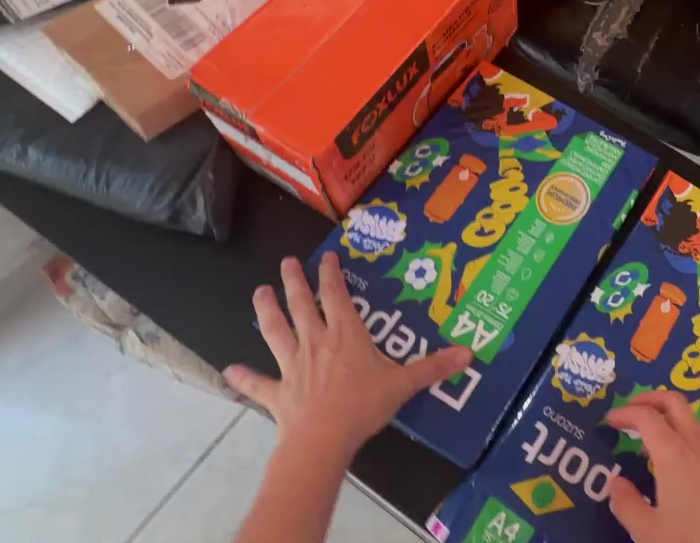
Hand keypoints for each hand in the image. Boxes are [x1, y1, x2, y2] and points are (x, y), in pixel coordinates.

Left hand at [225, 252, 471, 461]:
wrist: (322, 442)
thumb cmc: (363, 405)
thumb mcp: (404, 384)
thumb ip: (434, 367)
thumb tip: (470, 353)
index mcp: (346, 333)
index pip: (337, 295)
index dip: (331, 274)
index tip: (327, 257)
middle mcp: (316, 342)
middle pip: (302, 305)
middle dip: (295, 282)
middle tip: (286, 262)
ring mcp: (293, 366)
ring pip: (276, 332)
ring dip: (266, 312)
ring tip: (258, 292)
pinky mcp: (278, 393)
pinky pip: (258, 384)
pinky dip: (244, 378)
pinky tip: (229, 370)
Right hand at [605, 390, 699, 542]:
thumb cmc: (692, 541)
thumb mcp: (650, 532)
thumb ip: (628, 505)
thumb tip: (615, 483)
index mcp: (674, 452)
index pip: (646, 416)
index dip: (625, 413)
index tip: (609, 420)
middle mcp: (697, 443)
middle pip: (674, 402)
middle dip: (649, 399)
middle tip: (629, 411)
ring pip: (689, 419)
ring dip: (667, 419)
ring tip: (647, 441)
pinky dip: (681, 436)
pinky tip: (673, 465)